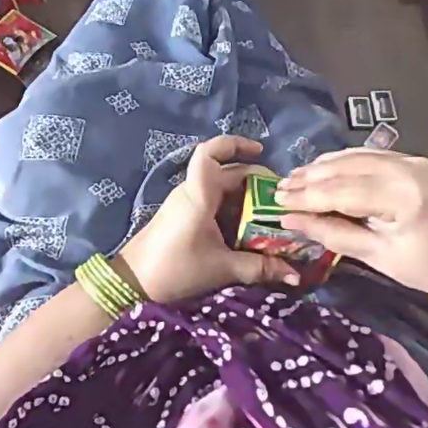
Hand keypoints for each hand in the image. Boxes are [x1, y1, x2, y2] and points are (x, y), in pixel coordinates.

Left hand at [117, 136, 299, 301]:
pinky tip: (247, 229)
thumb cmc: (175, 268)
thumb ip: (259, 268)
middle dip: (254, 182)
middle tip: (280, 200)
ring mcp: (185, 204)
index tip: (261, 152)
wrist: (133, 283)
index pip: (211, 152)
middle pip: (226, 173)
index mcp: (199, 194)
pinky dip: (232, 211)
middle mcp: (192, 192)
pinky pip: (212, 204)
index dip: (236, 144)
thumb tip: (295, 274)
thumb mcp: (222, 268)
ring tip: (270, 217)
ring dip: (245, 199)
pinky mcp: (183, 218)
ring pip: (220, 190)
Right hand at [274, 149, 427, 302]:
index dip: (305, 195)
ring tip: (294, 179)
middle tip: (278, 188)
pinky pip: (369, 156)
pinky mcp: (414, 161)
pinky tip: (323, 170)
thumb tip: (291, 221)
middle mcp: (407, 169)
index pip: (340, 191)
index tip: (276, 200)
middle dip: (309, 178)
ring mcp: (412, 161)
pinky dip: (343, 162)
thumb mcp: (378, 257)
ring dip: (322, 167)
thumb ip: (333, 234)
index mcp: (401, 197)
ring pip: (355, 157)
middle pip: (345, 168)